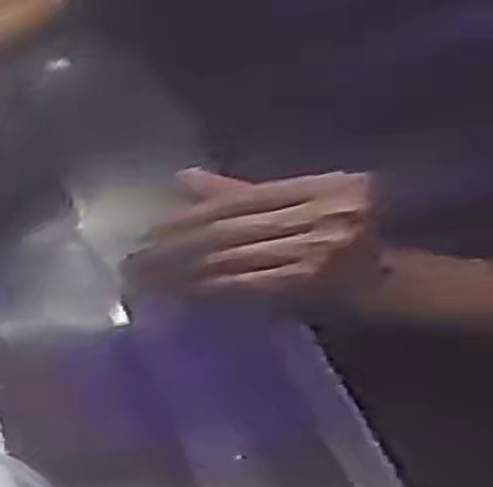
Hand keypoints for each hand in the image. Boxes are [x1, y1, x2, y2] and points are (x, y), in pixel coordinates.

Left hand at [129, 169, 381, 299]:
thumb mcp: (292, 209)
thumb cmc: (323, 240)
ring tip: (138, 281)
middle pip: (224, 231)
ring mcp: (321, 246)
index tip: (144, 235)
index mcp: (328, 185)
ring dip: (172, 274)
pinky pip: (232, 284)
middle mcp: (331, 210)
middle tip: (130, 263)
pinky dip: (194, 289)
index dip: (184, 218)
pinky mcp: (303, 279)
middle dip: (169, 249)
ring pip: (223, 259)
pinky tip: (167, 293)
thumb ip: (238, 194)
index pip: (237, 201)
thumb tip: (183, 177)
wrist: (372, 280)